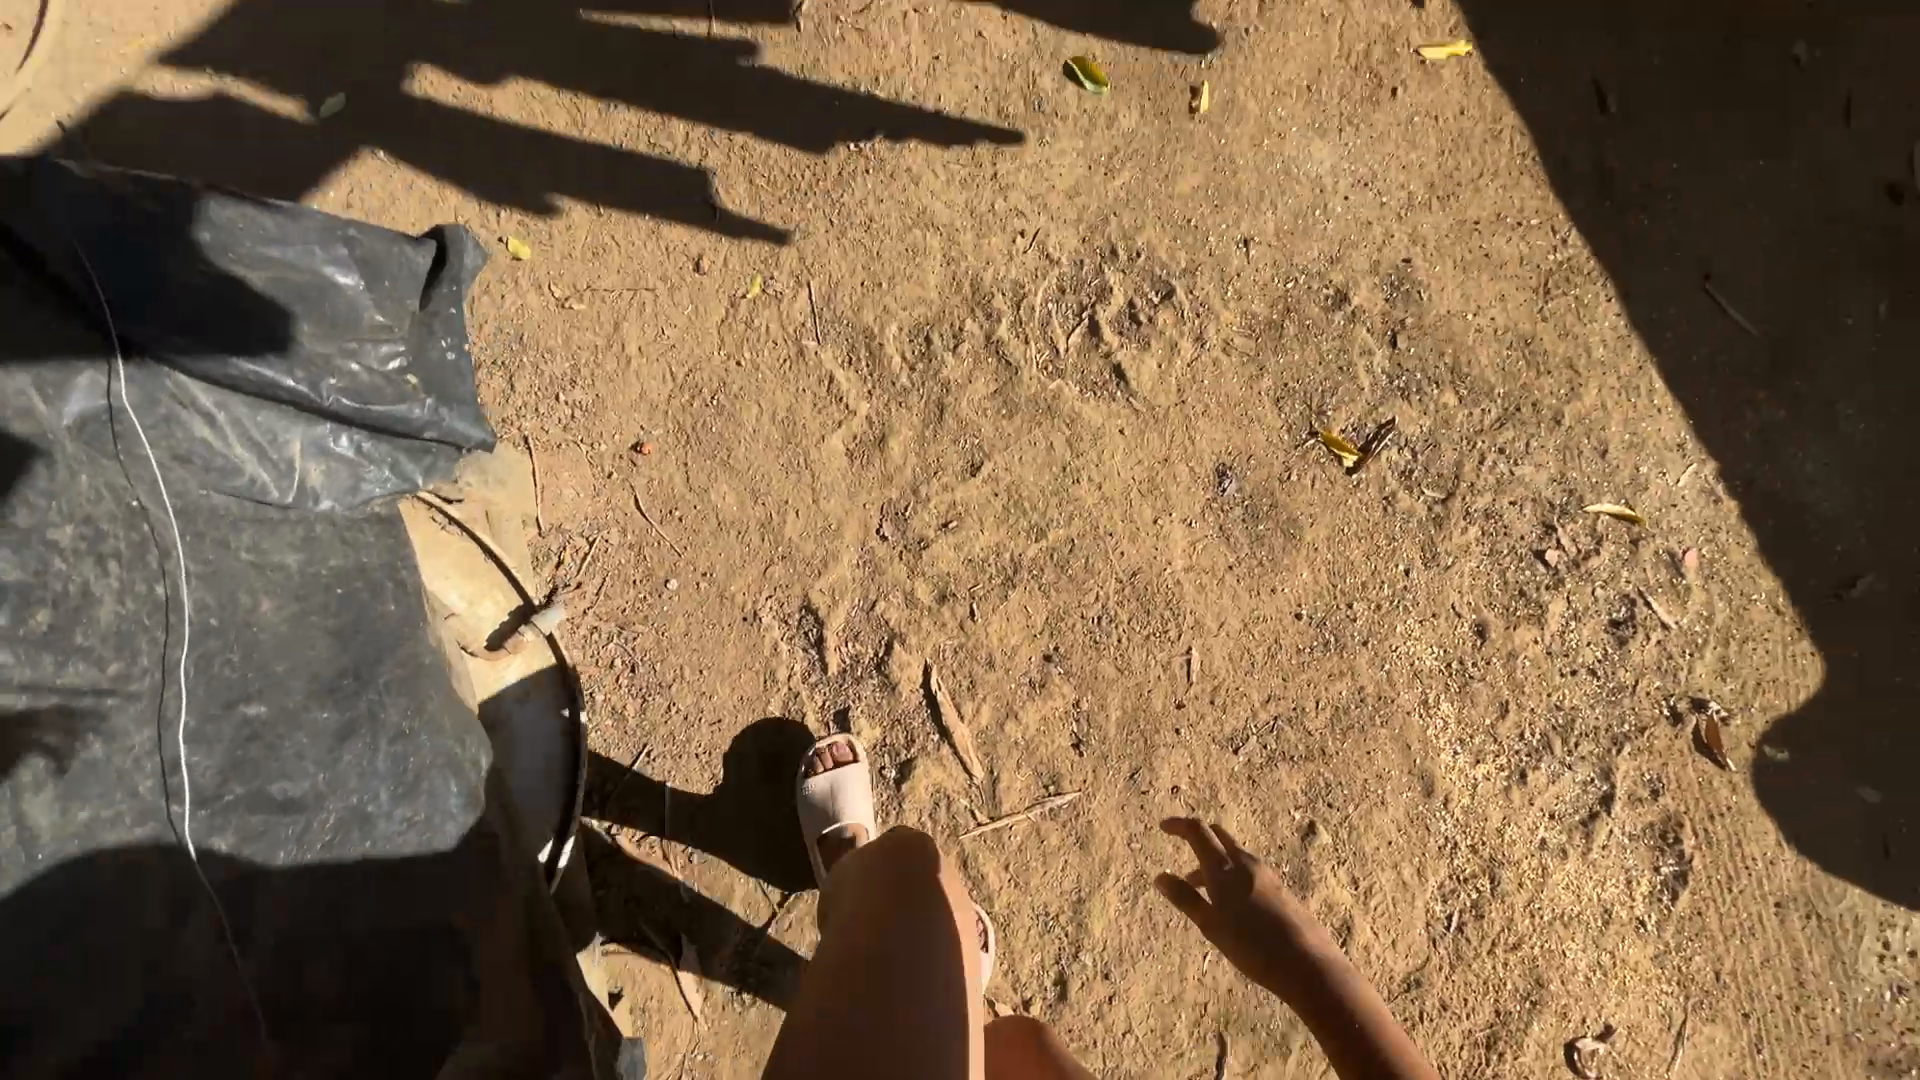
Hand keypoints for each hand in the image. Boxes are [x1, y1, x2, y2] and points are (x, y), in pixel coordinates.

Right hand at [1153, 817, 1328, 998]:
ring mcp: (1266, 874)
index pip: (1197, 831)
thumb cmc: (1252, 946)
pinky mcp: (1280, 889)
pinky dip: (1231, 873)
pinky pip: (1248, 869)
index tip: (1163, 827)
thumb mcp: (1210, 925)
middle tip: (1182, 847)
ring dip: (1214, 860)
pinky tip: (1231, 902)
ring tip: (1200, 887)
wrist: (1309, 964)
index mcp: (1223, 867)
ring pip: (1234, 854)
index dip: (1178, 825)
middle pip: (1218, 835)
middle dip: (1198, 836)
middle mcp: (1245, 862)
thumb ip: (1185, 898)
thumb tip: (1160, 877)